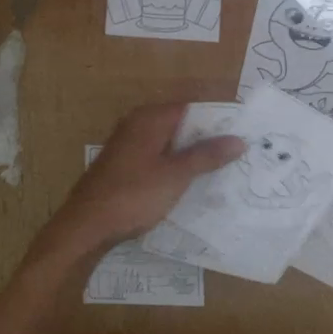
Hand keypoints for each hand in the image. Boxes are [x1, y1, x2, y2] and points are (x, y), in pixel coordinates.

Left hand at [37, 104, 242, 259]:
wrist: (86, 225)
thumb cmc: (133, 195)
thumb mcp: (175, 175)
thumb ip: (206, 156)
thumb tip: (238, 139)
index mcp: (149, 119)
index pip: (192, 108)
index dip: (218, 119)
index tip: (246, 133)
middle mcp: (137, 125)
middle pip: (181, 125)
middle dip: (208, 139)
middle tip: (242, 155)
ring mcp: (128, 147)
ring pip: (170, 145)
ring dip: (193, 156)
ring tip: (226, 171)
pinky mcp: (124, 167)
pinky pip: (158, 160)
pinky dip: (176, 168)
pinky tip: (193, 185)